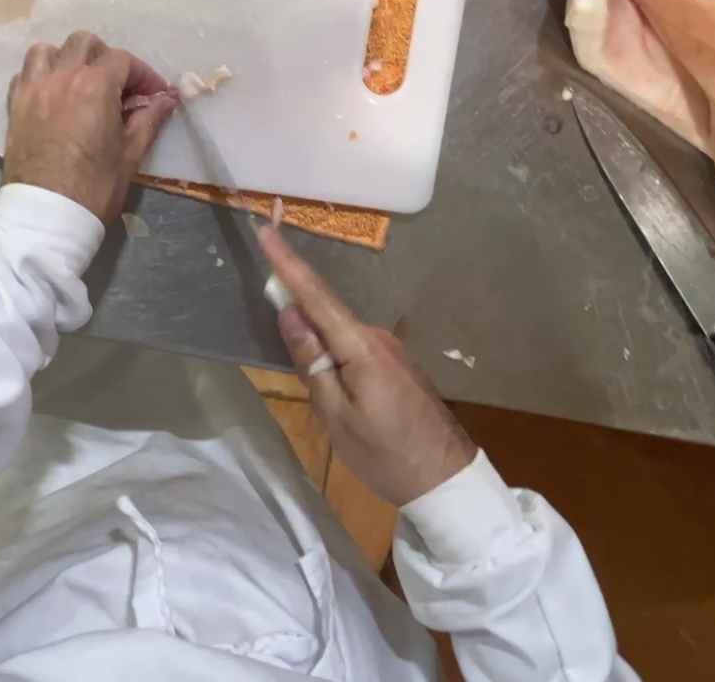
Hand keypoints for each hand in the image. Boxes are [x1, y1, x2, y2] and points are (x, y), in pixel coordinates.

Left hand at [3, 31, 176, 221]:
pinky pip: (25, 74)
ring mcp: (32, 90)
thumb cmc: (94, 188)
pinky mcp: (14, 107)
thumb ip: (148, 120)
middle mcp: (60, 78)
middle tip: (118, 88)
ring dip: (67, 60)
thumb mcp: (130, 155)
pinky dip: (40, 76)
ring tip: (80, 85)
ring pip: (47, 51)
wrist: (46, 217)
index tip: (154, 95)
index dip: (143, 74)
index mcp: (93, 87)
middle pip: (84, 44)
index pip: (123, 60)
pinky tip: (53, 97)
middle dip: (105, 58)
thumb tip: (165, 100)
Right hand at [258, 225, 477, 505]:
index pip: (316, 296)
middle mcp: (376, 337)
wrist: (447, 482)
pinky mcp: (395, 363)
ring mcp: (390, 349)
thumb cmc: (385, 454)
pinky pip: (352, 344)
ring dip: (315, 335)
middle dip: (295, 304)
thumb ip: (311, 361)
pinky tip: (328, 377)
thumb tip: (290, 314)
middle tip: (271, 316)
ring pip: (339, 331)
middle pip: (326, 310)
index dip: (288, 264)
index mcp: (360, 347)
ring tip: (303, 371)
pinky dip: (332, 349)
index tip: (266, 232)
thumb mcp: (336, 414)